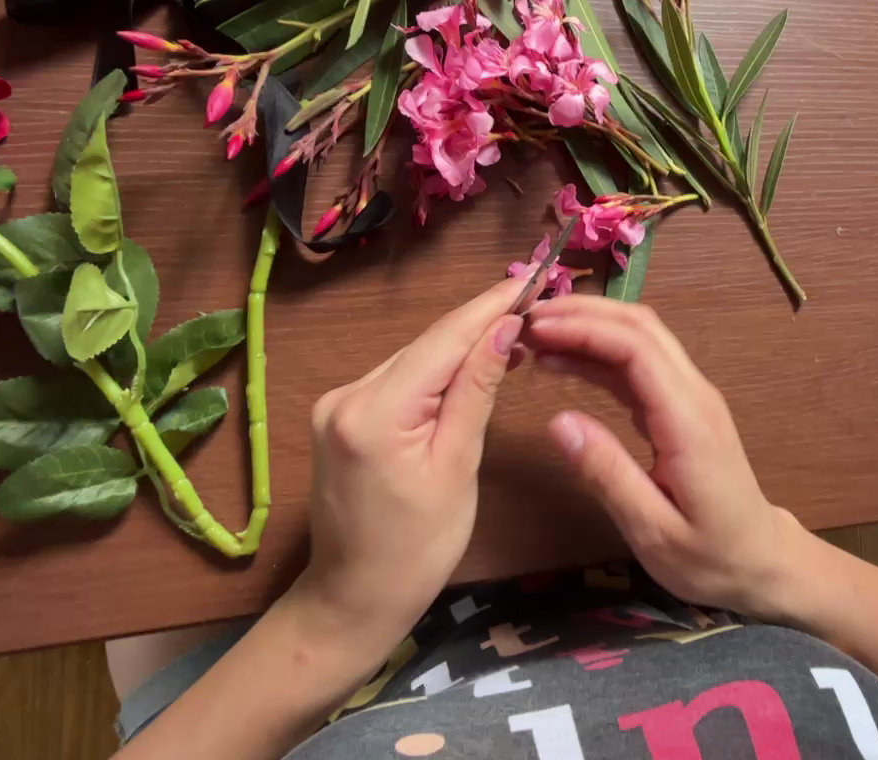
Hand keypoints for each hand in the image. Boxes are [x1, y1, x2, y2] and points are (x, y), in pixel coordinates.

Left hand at [290, 278, 524, 643]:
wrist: (353, 600)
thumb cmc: (418, 549)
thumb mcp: (458, 466)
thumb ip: (477, 389)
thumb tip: (506, 326)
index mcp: (374, 411)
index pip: (444, 339)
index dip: (492, 305)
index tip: (535, 277)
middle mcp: (346, 393)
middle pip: (429, 344)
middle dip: (483, 322)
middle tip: (539, 304)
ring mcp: (338, 402)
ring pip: (417, 357)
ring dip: (465, 345)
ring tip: (519, 332)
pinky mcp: (342, 413)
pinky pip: (402, 378)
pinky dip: (440, 369)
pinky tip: (475, 364)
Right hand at [525, 296, 814, 618]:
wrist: (759, 561)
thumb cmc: (709, 555)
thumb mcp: (652, 530)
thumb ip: (606, 474)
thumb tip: (557, 421)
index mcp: (688, 419)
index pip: (637, 348)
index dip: (585, 329)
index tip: (537, 329)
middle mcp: (693, 394)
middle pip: (641, 327)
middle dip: (583, 313)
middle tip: (527, 319)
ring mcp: (689, 396)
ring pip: (640, 338)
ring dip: (589, 328)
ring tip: (534, 336)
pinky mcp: (679, 406)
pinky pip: (638, 365)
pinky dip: (598, 355)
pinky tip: (562, 363)